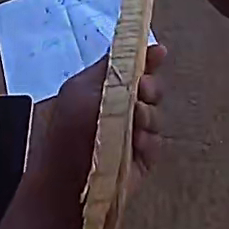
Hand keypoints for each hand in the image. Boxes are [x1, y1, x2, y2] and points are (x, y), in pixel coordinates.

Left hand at [31, 44, 167, 219]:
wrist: (68, 183)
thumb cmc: (70, 130)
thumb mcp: (83, 90)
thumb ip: (109, 67)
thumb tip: (132, 44)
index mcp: (103, 87)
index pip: (130, 66)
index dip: (147, 58)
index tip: (160, 52)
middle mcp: (119, 106)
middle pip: (149, 88)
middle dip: (151, 87)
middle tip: (144, 90)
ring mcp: (131, 131)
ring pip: (155, 114)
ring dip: (148, 115)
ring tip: (135, 122)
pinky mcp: (140, 157)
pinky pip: (156, 142)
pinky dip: (148, 141)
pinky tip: (136, 144)